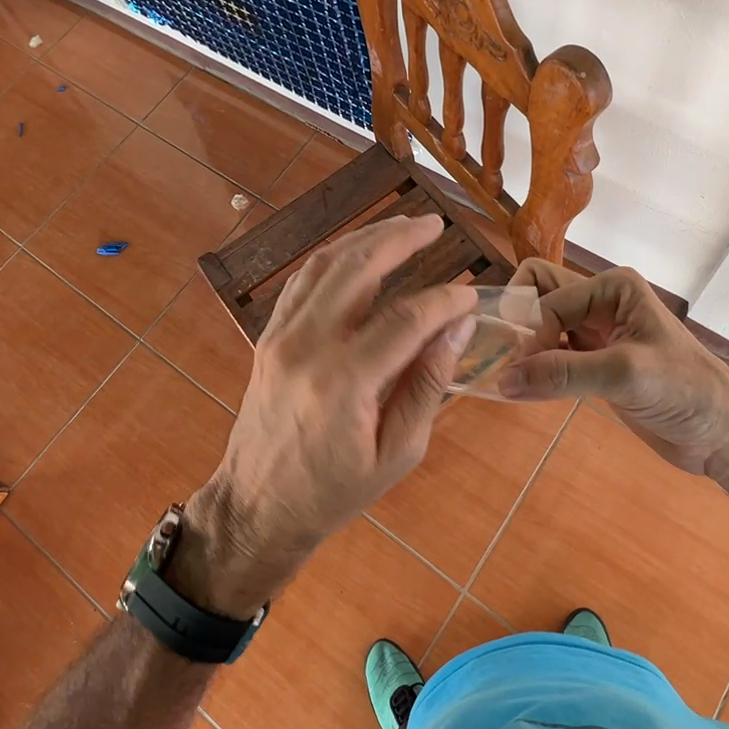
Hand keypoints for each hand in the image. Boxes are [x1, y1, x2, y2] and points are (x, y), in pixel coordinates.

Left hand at [169, 216, 476, 617]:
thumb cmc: (335, 491)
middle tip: (433, 223)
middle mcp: (307, 346)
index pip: (405, 319)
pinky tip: (356, 251)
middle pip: (357, 270)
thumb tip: (456, 328)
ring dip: (365, 239)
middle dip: (399, 239)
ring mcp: (280, 336)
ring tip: (401, 225)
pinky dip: (333, 258)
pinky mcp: (268, 336)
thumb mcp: (397, 452)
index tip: (470, 293)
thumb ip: (427, 385)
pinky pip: (301, 282)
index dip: (443, 300)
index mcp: (343, 383)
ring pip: (325, 266)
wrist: (257, 504)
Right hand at [499, 259, 728, 474]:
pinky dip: (534, 369)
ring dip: (523, 348)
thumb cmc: (685, 392)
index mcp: (613, 288)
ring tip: (510, 380)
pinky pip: (550, 356)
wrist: (722, 434)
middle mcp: (600, 302)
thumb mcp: (625, 375)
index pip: (547, 297)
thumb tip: (503, 380)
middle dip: (517, 323)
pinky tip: (526, 391)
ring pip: (540, 326)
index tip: (524, 370)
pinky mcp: (592, 364)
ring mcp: (595, 333)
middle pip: (538, 295)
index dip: (531, 332)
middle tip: (506, 360)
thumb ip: (563, 374)